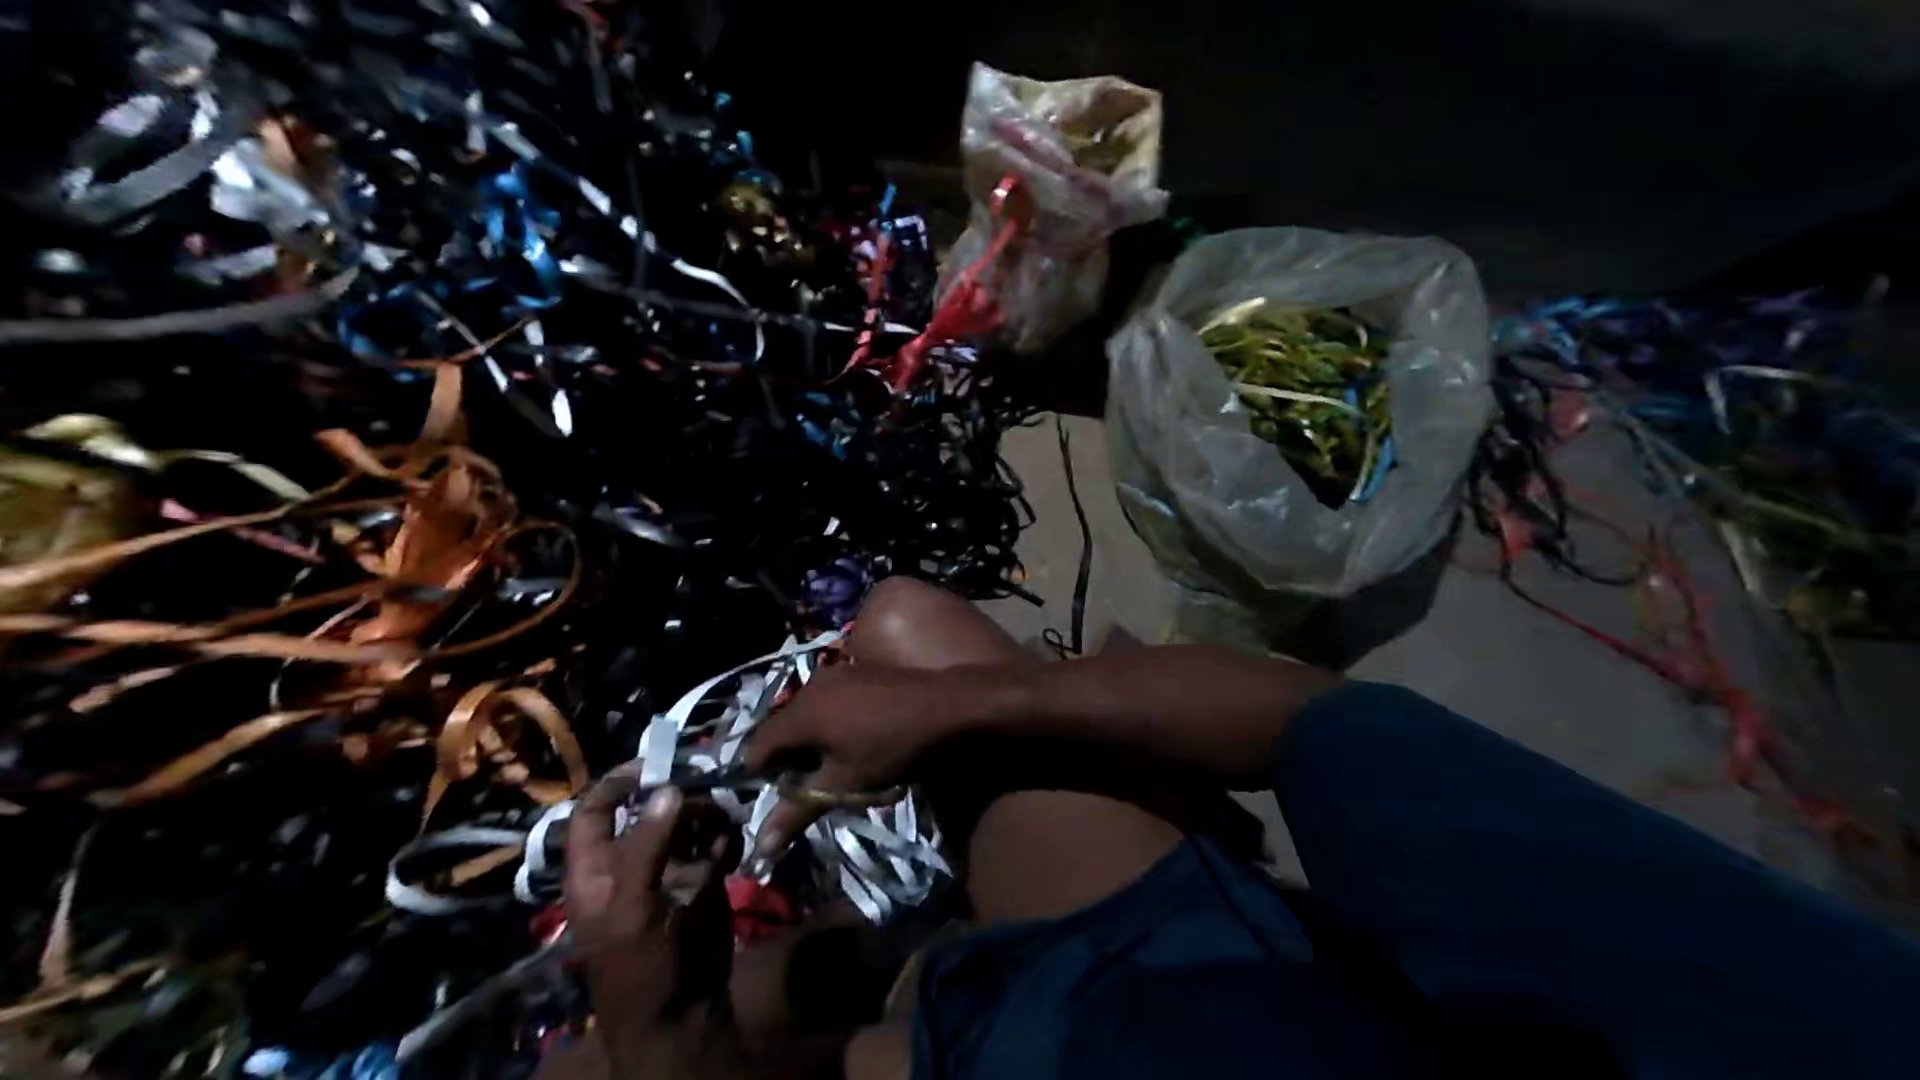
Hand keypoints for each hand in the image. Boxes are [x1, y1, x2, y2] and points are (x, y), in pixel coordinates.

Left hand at [565, 775, 748, 1079]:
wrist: (684, 1014)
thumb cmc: (640, 967)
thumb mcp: (634, 908)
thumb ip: (647, 846)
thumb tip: (668, 788)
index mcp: (597, 868)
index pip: (595, 810)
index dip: (618, 782)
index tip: (656, 763)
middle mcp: (632, 860)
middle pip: (653, 807)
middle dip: (683, 797)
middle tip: (712, 790)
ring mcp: (670, 867)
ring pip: (690, 819)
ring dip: (711, 817)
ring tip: (726, 833)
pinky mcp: (703, 875)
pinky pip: (716, 840)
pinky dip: (727, 839)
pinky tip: (732, 855)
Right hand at [742, 662, 1014, 861]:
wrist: (945, 703)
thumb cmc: (891, 746)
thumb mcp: (845, 784)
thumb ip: (799, 812)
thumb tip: (761, 848)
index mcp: (800, 713)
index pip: (758, 747)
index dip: (763, 776)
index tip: (784, 795)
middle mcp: (810, 687)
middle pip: (782, 728)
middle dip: (791, 759)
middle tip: (814, 783)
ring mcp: (836, 673)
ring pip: (806, 713)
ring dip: (812, 740)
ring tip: (838, 764)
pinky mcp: (857, 670)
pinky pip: (828, 699)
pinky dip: (830, 721)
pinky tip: (857, 736)